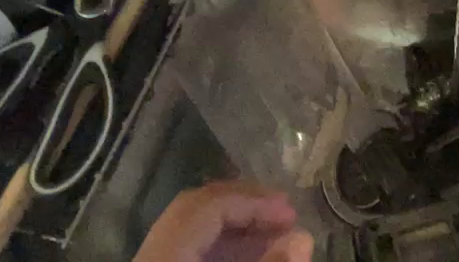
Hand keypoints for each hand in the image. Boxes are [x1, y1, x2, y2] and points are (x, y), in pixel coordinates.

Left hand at [134, 181, 313, 261]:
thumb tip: (305, 237)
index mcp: (167, 247)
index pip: (211, 203)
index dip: (254, 201)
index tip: (291, 212)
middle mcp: (153, 248)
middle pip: (198, 208)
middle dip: (245, 206)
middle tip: (284, 214)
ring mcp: (153, 258)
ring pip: (192, 231)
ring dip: (236, 228)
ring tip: (275, 236)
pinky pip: (187, 251)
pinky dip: (220, 248)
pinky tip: (250, 255)